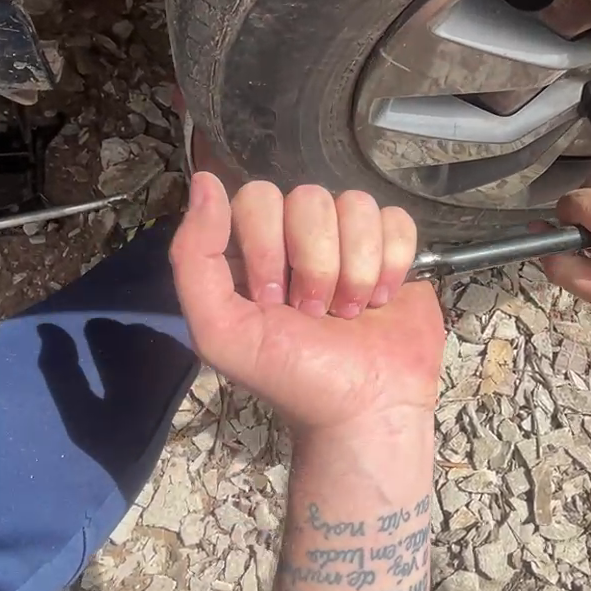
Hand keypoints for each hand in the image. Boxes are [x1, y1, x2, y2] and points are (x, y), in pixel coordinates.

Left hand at [169, 173, 445, 436]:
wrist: (367, 409)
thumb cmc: (293, 376)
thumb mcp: (222, 331)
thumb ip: (194, 258)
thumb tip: (204, 181)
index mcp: (252, 246)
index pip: (257, 197)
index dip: (268, 246)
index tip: (272, 303)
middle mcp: (300, 234)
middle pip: (311, 197)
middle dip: (317, 264)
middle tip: (316, 313)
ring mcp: (350, 238)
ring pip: (358, 204)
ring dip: (357, 269)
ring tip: (351, 311)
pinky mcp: (394, 247)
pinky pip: (396, 220)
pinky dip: (392, 264)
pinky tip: (382, 299)